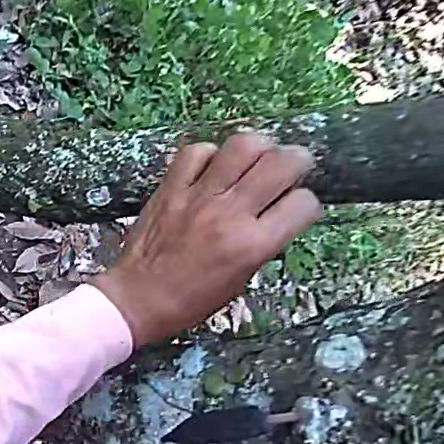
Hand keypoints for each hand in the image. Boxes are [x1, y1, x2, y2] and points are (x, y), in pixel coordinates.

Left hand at [93, 133, 321, 347]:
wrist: (139, 298)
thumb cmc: (191, 297)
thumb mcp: (243, 277)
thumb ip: (264, 240)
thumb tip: (279, 206)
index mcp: (253, 245)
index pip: (305, 202)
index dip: (305, 202)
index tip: (293, 206)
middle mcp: (230, 215)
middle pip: (283, 161)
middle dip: (295, 160)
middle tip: (285, 170)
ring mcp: (198, 198)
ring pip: (243, 145)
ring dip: (256, 148)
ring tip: (250, 163)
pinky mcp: (169, 189)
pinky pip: (195, 152)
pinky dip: (208, 154)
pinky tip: (209, 169)